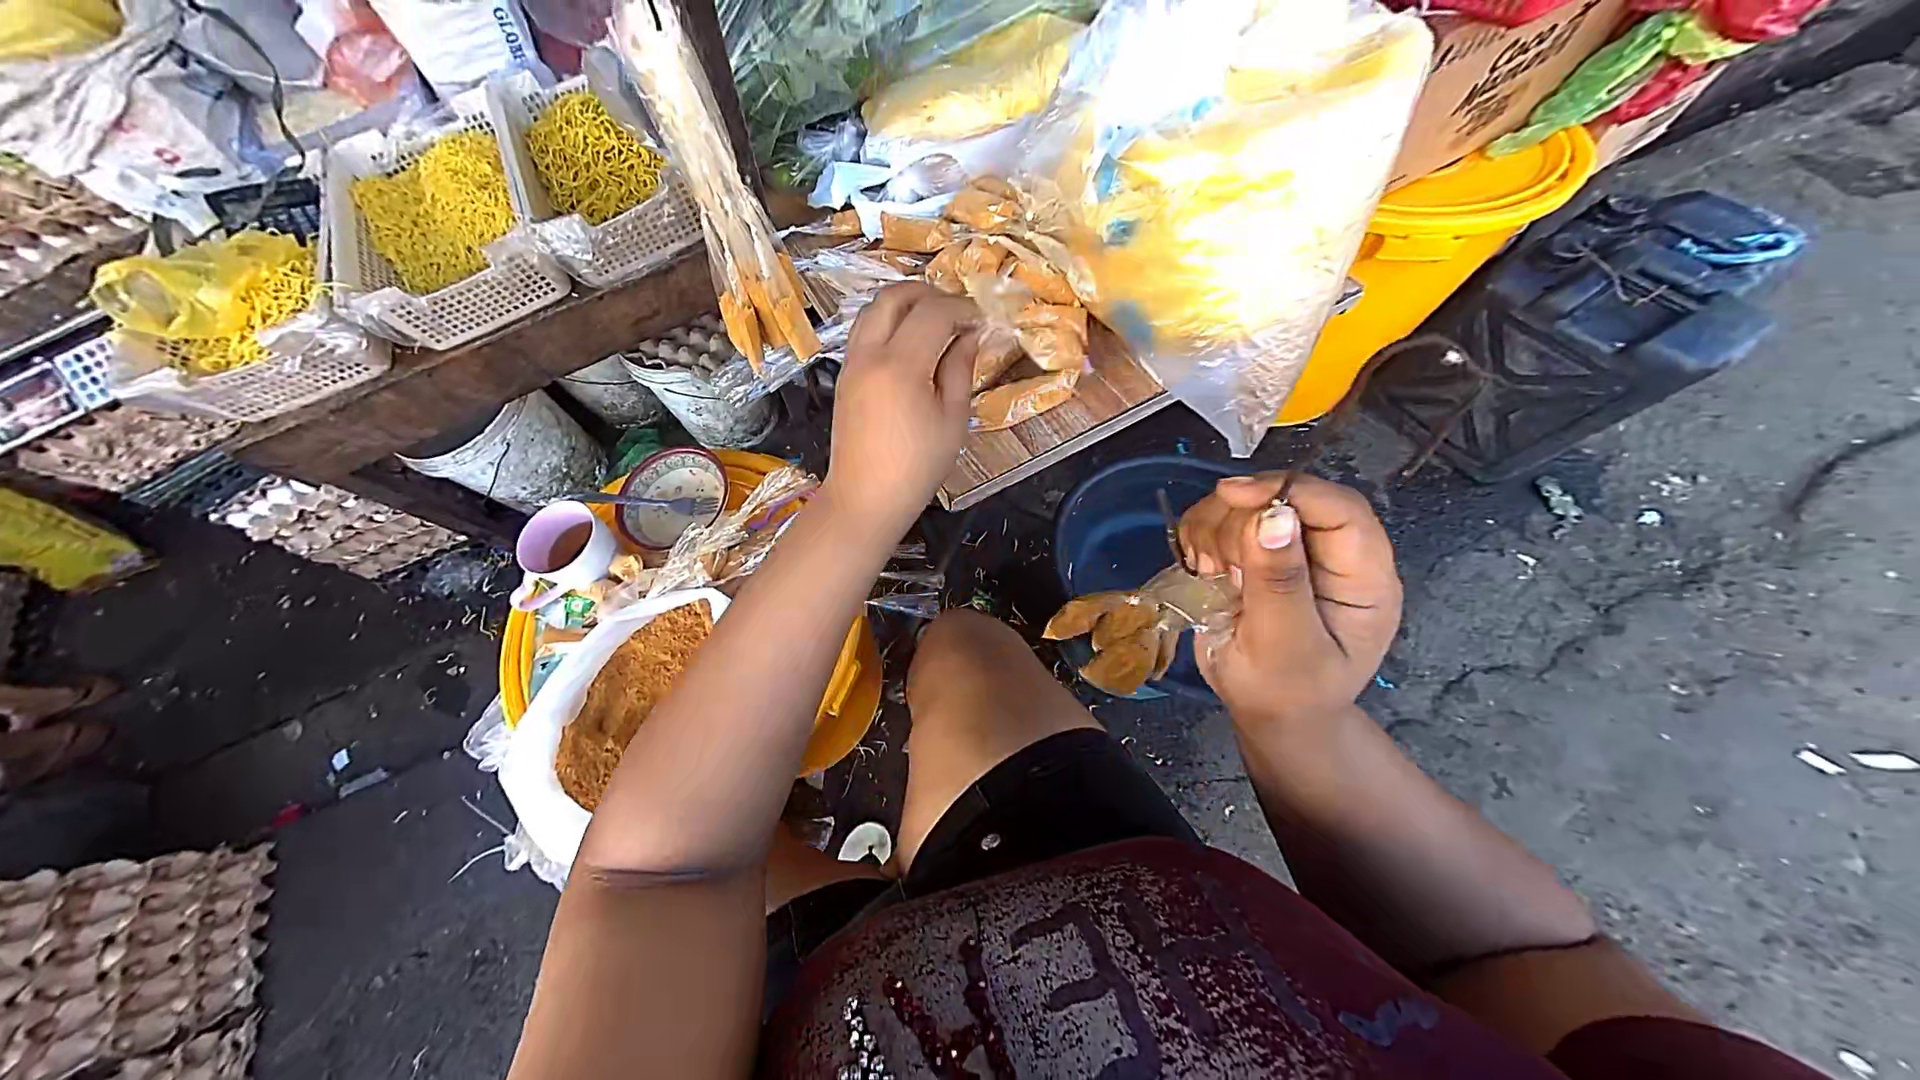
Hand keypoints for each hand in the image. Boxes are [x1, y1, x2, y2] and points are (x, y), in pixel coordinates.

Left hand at [821, 283, 980, 533]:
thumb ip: (960, 370)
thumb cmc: (916, 467)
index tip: (981, 320)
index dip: (962, 308)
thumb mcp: (952, 420)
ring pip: (874, 308)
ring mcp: (851, 363)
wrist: (865, 497)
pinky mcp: (845, 375)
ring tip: (934, 323)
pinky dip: (888, 323)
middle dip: (930, 294)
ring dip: (905, 304)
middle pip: (896, 296)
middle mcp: (869, 354)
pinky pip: (864, 330)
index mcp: (900, 366)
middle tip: (956, 312)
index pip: (933, 312)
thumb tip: (970, 336)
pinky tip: (910, 344)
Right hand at [1178, 473, 1401, 727]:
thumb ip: (1280, 584)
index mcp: (1364, 577)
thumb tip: (1274, 518)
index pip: (1340, 509)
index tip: (1233, 495)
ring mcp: (1290, 549)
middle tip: (1217, 566)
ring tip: (1210, 572)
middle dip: (1240, 522)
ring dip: (1214, 530)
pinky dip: (1199, 535)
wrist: (1268, 712)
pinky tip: (1201, 567)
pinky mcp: (1254, 550)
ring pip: (1246, 502)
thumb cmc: (1285, 691)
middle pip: (1286, 499)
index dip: (1289, 492)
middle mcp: (1331, 553)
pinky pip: (1220, 516)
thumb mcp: (1285, 647)